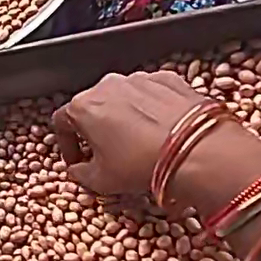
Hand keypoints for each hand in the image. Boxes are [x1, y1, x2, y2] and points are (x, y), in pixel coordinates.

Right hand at [52, 71, 260, 209]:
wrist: (198, 151)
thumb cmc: (143, 164)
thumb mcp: (101, 180)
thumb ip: (80, 173)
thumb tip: (79, 170)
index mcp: (82, 107)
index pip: (61, 123)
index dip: (66, 145)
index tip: (77, 160)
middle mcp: (107, 86)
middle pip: (92, 107)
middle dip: (95, 130)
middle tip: (106, 154)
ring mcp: (140, 79)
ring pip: (122, 98)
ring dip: (123, 118)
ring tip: (137, 144)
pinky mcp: (169, 79)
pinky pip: (151, 94)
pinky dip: (151, 109)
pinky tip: (160, 131)